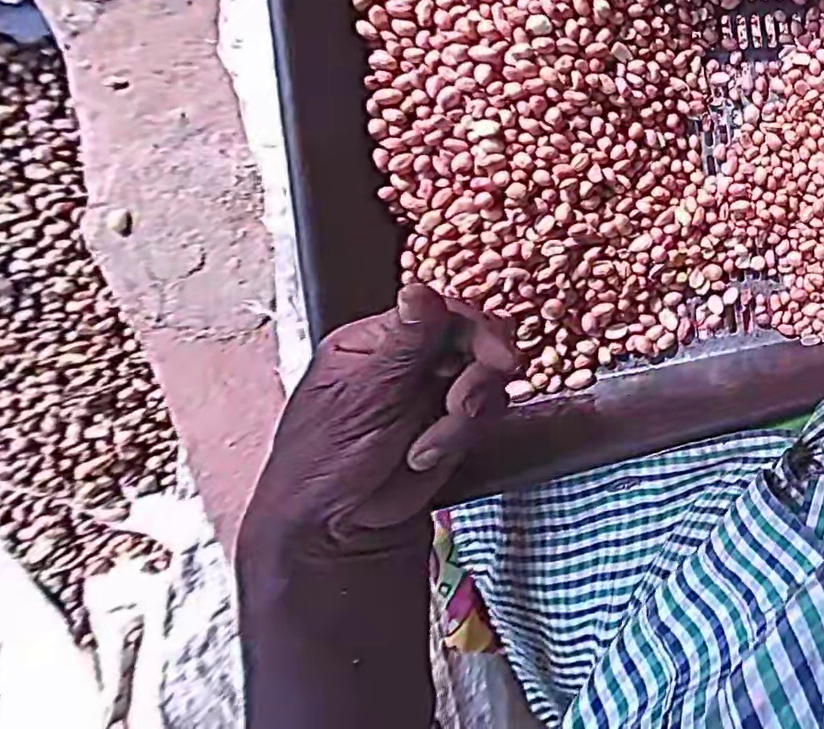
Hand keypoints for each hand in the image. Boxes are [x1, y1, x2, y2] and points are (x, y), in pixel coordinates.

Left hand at [241, 284, 517, 565]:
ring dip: (468, 413)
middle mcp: (412, 358)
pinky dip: (466, 433)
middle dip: (477, 376)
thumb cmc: (323, 464)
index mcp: (377, 341)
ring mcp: (437, 388)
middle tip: (466, 405)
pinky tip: (430, 454)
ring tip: (431, 443)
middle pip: (476, 341)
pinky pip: (488, 408)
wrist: (334, 534)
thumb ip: (404, 343)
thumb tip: (419, 289)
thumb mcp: (364, 397)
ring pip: (487, 376)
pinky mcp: (456, 418)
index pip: (444, 314)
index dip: (477, 330)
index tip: (499, 357)